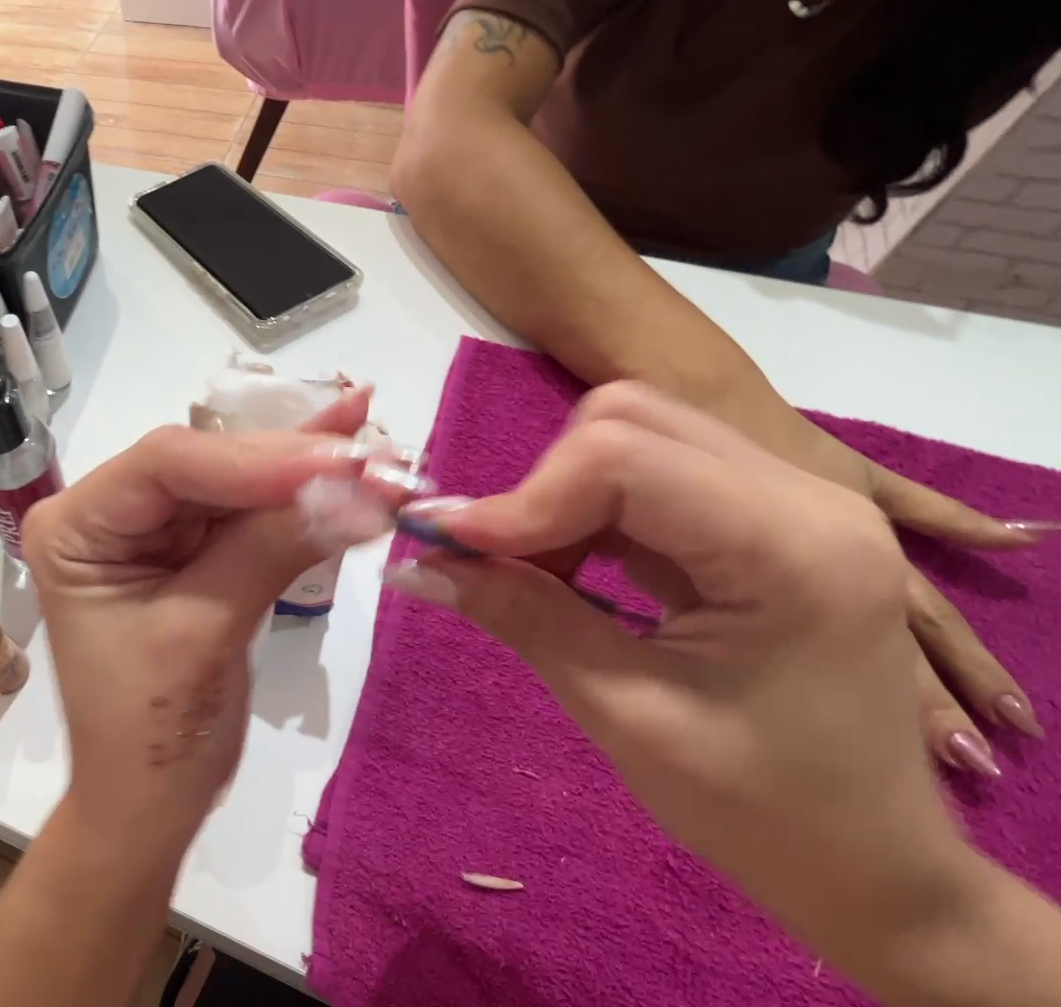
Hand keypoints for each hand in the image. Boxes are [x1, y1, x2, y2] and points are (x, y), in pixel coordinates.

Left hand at [22, 393, 370, 856]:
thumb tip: (360, 486)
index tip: (340, 464)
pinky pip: (248, 509)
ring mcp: (149, 526)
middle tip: (381, 459)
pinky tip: (346, 444)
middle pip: (206, 464)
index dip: (254, 458)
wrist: (149, 800)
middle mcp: (103, 510)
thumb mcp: (202, 636)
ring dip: (308, 468)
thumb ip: (270, 550)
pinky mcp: (188, 547)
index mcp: (72, 527)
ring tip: (382, 453)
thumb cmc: (150, 734)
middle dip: (292, 463)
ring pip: (235, 479)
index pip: (163, 465)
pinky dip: (300, 492)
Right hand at [385, 383, 987, 978]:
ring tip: (532, 572)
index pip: (622, 458)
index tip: (451, 552)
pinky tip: (570, 571)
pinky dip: (586, 512)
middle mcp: (803, 497)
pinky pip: (650, 475)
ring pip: (634, 437)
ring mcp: (790, 501)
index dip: (521, 499)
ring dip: (559, 496)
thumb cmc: (758, 806)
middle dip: (540, 487)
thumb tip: (416, 563)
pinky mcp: (764, 518)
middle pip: (628, 421)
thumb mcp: (622, 712)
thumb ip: (520, 616)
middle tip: (495, 562)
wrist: (868, 863)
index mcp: (792, 547)